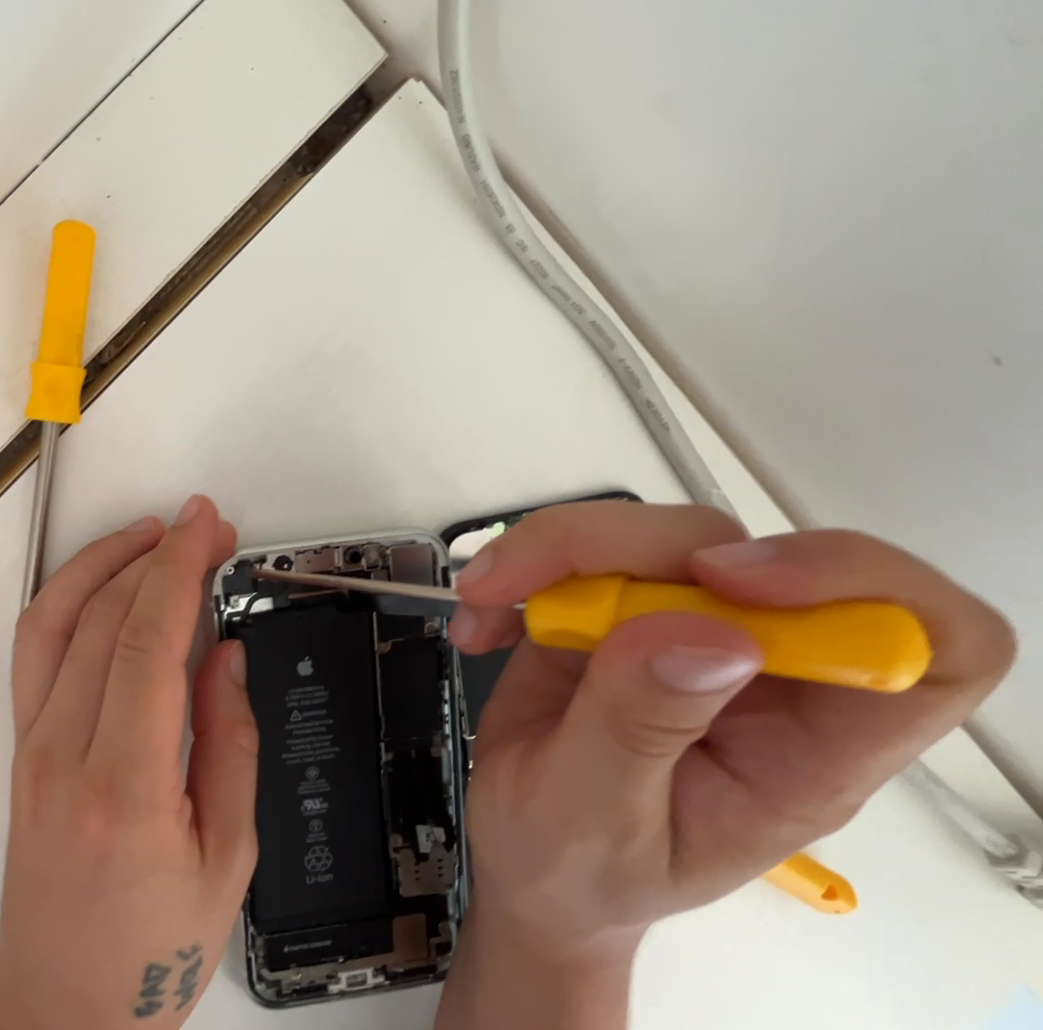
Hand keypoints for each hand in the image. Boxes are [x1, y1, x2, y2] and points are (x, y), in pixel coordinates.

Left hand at [0, 496, 256, 1029]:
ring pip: (55, 622)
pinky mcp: (21, 748)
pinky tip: (98, 583)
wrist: (63, 1003)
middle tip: (201, 530)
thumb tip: (224, 660)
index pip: (150, 642)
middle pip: (105, 619)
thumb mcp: (228, 861)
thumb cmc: (148, 952)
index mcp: (126, 787)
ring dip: (101, 563)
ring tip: (147, 535)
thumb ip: (228, 746)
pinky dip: (66, 601)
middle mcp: (65, 755)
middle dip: (157, 556)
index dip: (181, 569)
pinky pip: (34, 652)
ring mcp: (32, 747)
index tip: (206, 527)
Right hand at [436, 501, 1014, 1028]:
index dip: (854, 583)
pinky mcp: (615, 617)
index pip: (928, 643)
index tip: (727, 579)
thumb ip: (642, 729)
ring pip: (651, 539)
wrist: (525, 867)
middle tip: (515, 583)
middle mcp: (760, 677)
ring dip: (548, 554)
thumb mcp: (598, 818)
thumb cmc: (576, 870)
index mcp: (808, 750)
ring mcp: (682, 637)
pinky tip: (479, 624)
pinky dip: (517, 574)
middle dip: (619, 549)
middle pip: (735, 556)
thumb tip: (705, 632)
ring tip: (481, 601)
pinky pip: (578, 558)